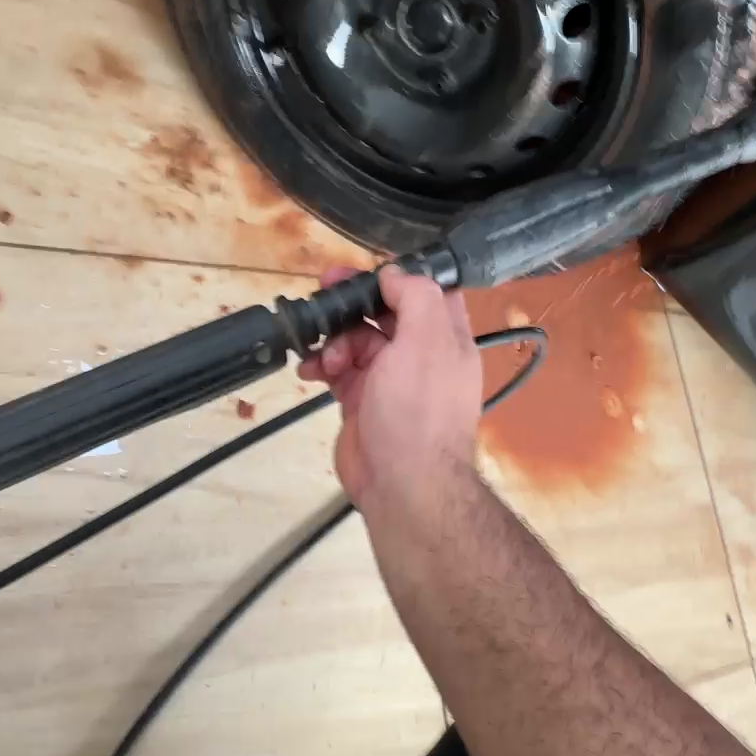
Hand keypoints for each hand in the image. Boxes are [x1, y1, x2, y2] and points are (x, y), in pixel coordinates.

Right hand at [300, 265, 484, 513]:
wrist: (402, 483)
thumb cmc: (418, 409)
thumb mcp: (427, 341)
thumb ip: (415, 297)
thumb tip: (394, 275)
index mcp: (445, 338)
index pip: (426, 293)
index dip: (397, 277)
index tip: (367, 271)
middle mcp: (420, 355)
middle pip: (384, 312)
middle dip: (354, 302)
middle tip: (324, 290)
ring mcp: (389, 379)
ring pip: (356, 339)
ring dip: (334, 338)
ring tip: (325, 357)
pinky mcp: (361, 401)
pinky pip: (338, 370)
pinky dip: (322, 365)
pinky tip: (310, 370)